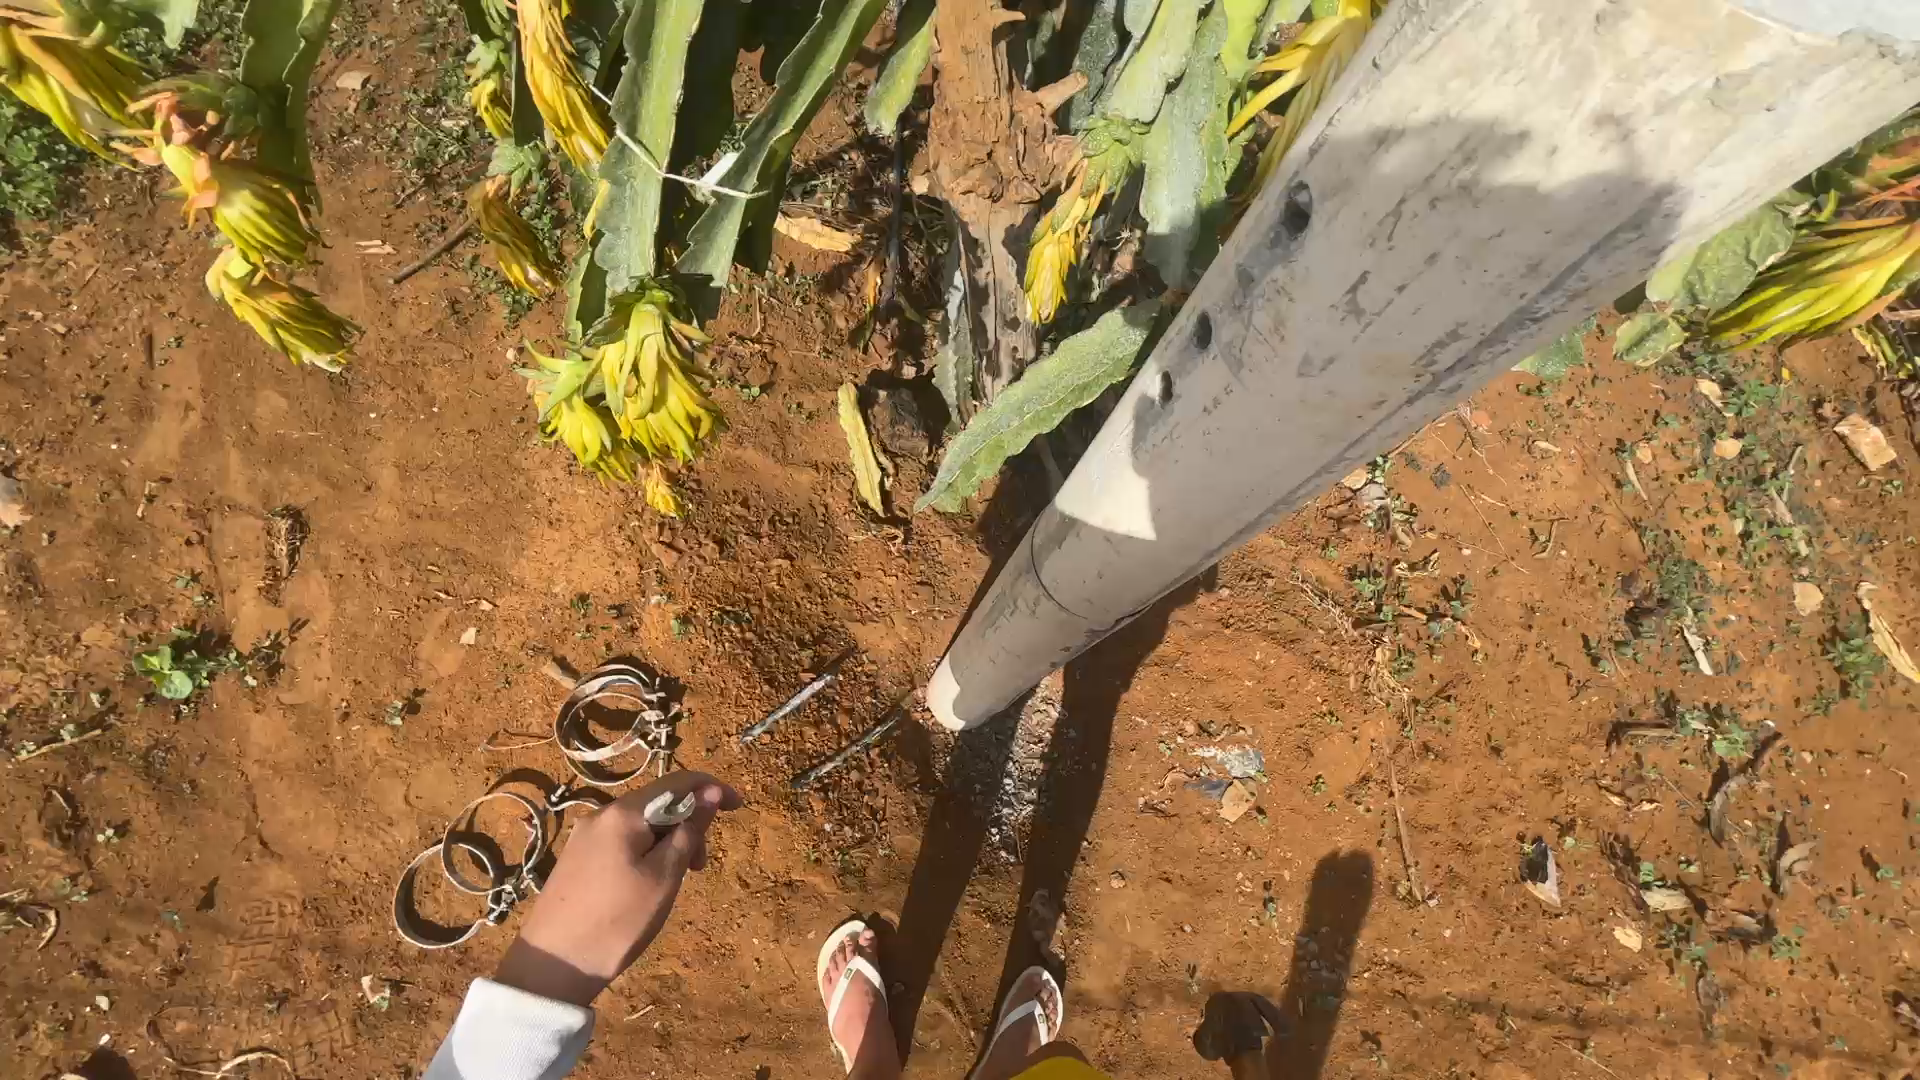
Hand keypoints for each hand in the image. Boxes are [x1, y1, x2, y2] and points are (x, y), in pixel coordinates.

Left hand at [491, 772, 741, 1005]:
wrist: (548, 972)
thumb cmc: (617, 921)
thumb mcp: (665, 876)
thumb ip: (690, 830)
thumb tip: (710, 794)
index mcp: (624, 813)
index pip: (678, 782)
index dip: (712, 789)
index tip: (738, 806)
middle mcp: (602, 815)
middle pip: (660, 803)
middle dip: (689, 824)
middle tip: (700, 867)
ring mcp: (585, 837)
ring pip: (642, 825)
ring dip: (669, 842)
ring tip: (676, 881)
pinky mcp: (577, 860)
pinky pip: (624, 841)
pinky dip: (647, 852)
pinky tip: (648, 884)